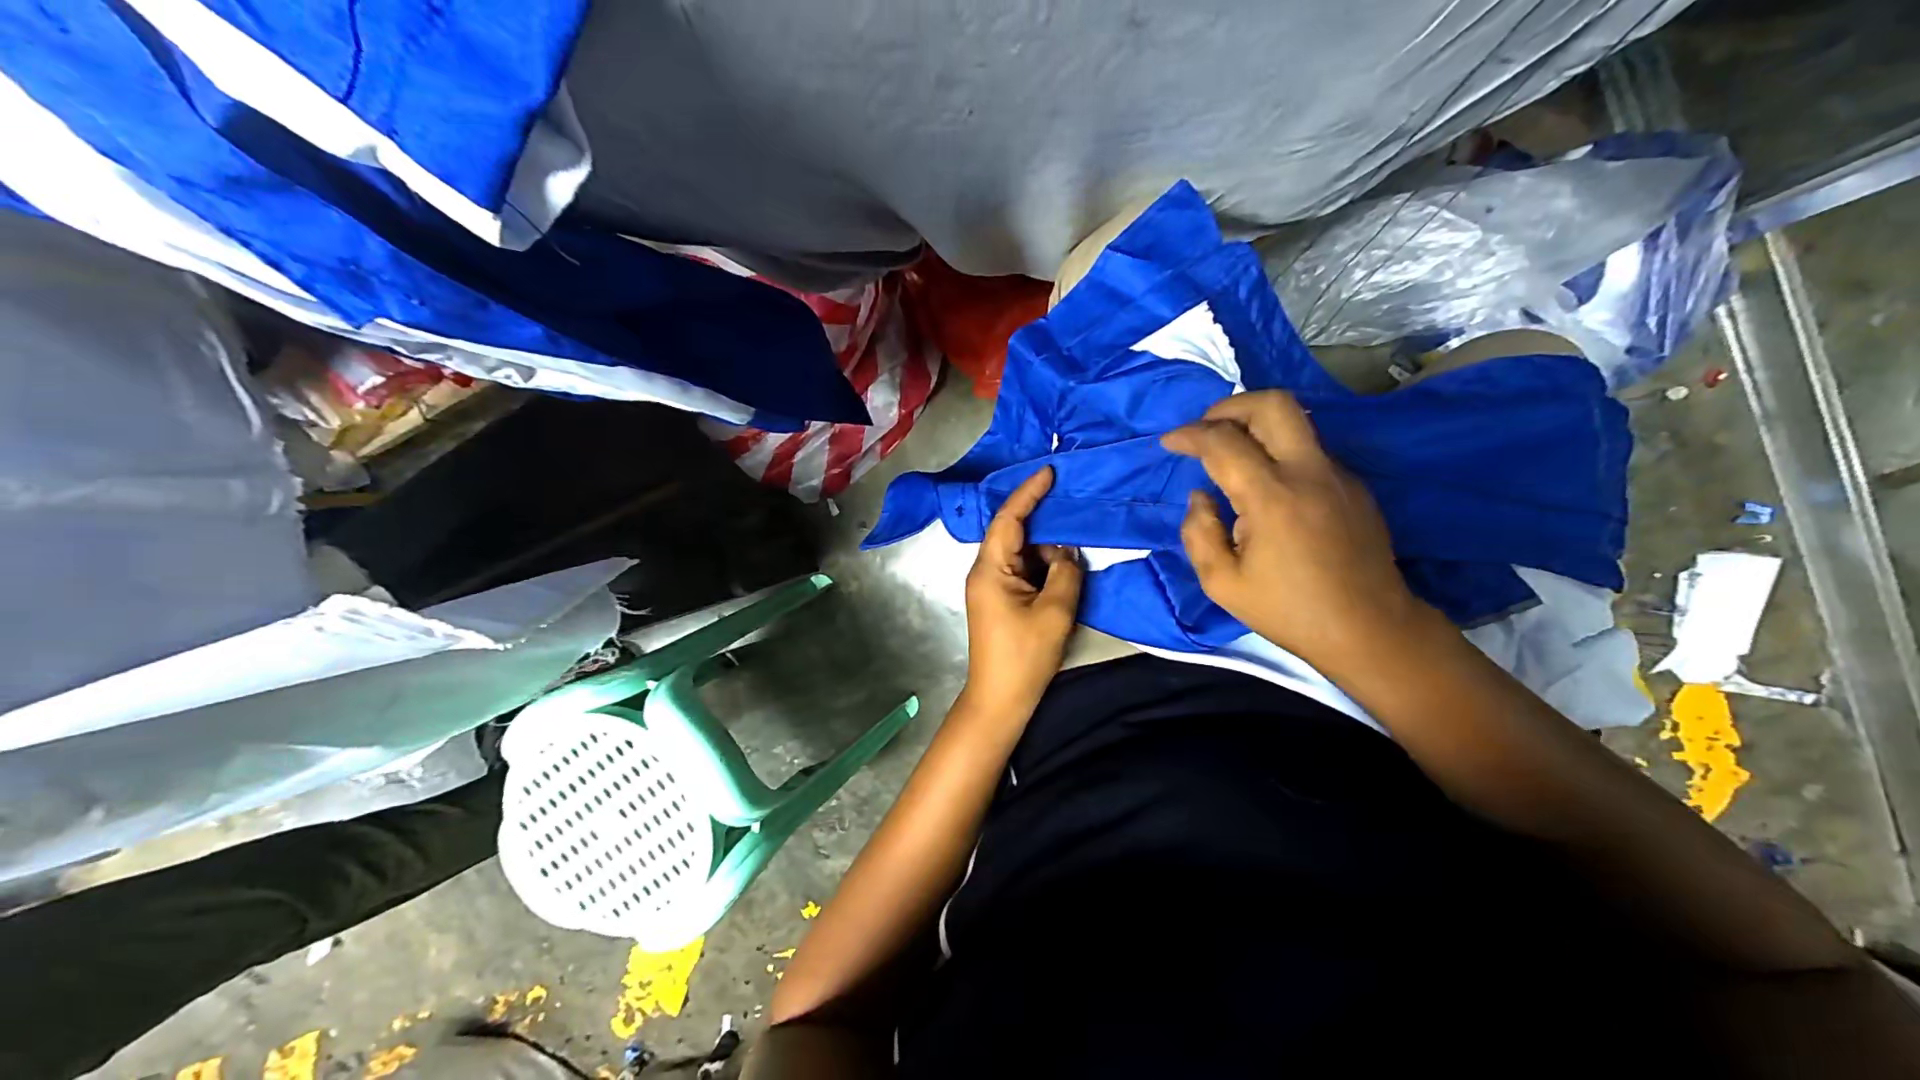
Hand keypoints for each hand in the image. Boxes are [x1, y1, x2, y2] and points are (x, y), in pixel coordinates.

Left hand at [962, 466, 1083, 711]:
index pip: (1008, 518)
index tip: (1050, 472)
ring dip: (1047, 550)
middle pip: (1014, 533)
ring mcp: (991, 586)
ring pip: (1022, 553)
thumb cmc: (1024, 656)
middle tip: (1075, 509)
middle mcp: (985, 571)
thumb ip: (1065, 573)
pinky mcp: (1001, 600)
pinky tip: (1066, 569)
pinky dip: (1044, 567)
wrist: (1000, 699)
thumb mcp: (1054, 612)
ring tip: (1077, 549)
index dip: (1028, 493)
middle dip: (1044, 522)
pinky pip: (1023, 571)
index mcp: (990, 568)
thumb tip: (1067, 553)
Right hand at [1160, 391, 1440, 673]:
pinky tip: (1267, 490)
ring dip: (1256, 427)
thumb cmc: (1289, 611)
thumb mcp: (1222, 583)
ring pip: (1295, 423)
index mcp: (1272, 497)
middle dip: (1230, 407)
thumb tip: (1201, 497)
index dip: (1189, 435)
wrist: (1370, 629)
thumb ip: (1199, 532)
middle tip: (1206, 429)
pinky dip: (1279, 455)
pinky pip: (1309, 453)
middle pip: (1272, 404)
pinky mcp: (1354, 486)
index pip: (1223, 441)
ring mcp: (1338, 475)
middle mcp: (1309, 472)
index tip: (1170, 442)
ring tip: (1232, 456)